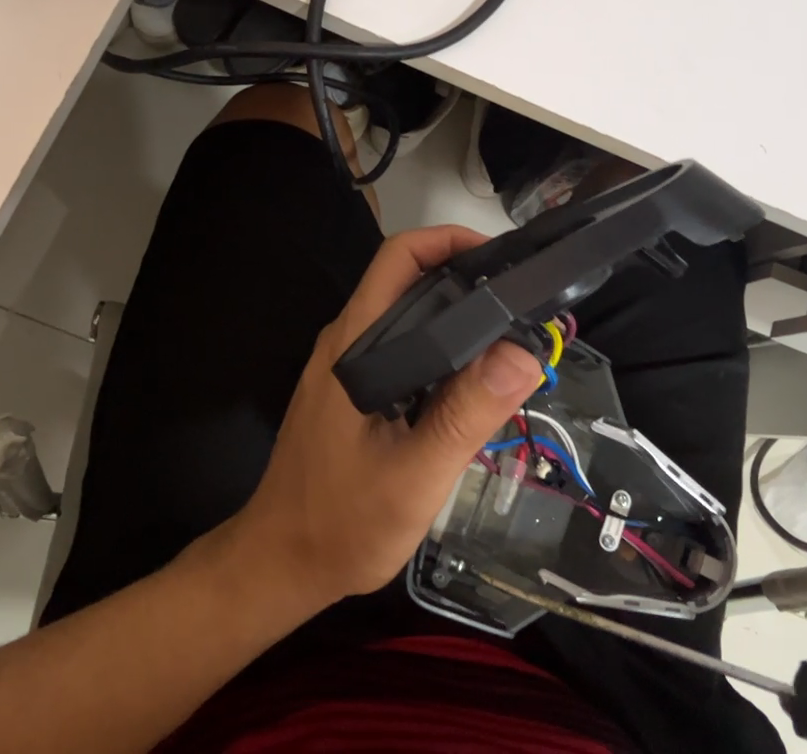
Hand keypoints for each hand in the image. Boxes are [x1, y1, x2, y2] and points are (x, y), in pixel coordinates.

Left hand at [224, 225, 541, 606]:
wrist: (282, 563)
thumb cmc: (342, 523)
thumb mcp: (415, 476)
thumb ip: (466, 414)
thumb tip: (522, 354)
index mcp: (354, 345)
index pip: (400, 260)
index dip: (451, 243)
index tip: (506, 261)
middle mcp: (347, 343)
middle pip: (408, 282)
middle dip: (467, 280)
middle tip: (525, 305)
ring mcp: (347, 368)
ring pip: (408, 320)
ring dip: (458, 320)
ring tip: (513, 339)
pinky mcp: (353, 393)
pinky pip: (404, 353)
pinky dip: (444, 354)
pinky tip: (476, 382)